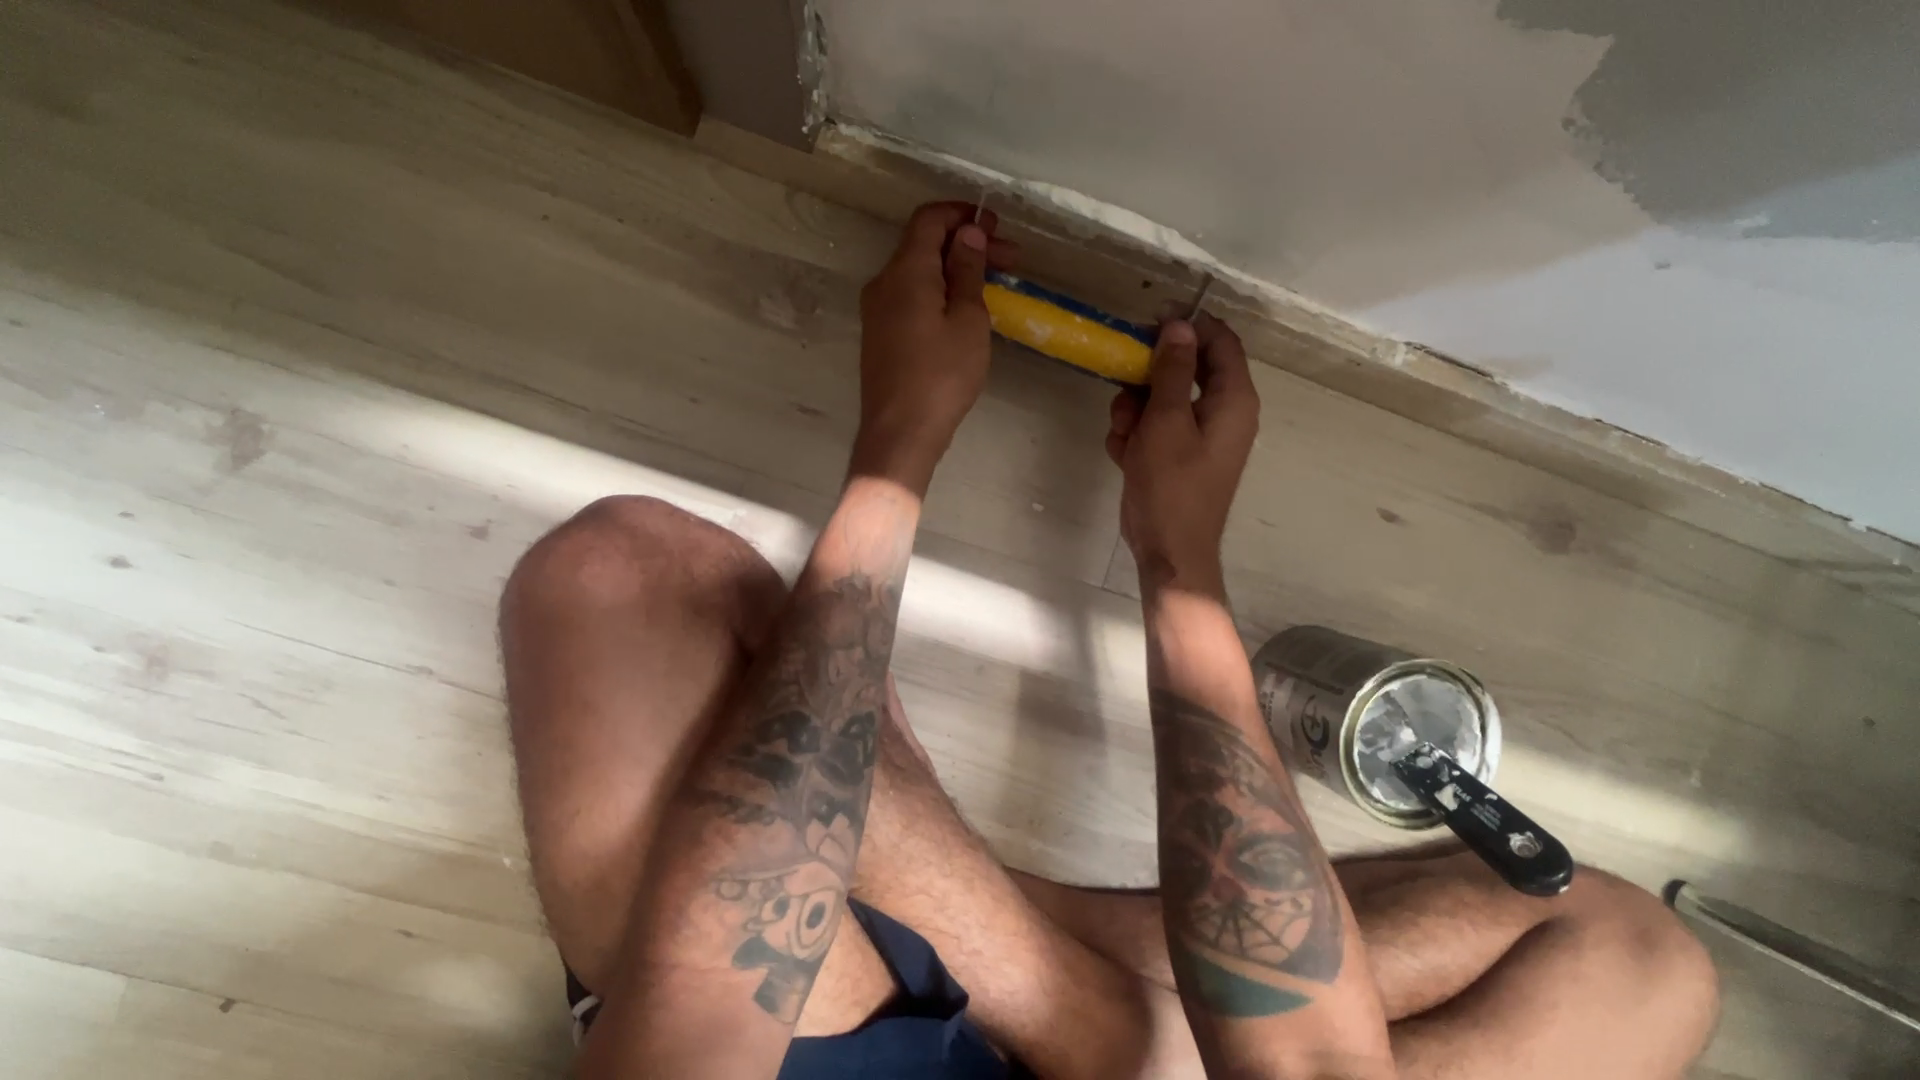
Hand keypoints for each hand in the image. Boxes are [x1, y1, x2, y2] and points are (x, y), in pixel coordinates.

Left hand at [851, 201, 1017, 493]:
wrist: (900, 433)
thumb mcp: (968, 320)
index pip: (929, 220)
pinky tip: (965, 310)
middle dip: (966, 244)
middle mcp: (883, 283)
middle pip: (924, 245)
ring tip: (993, 286)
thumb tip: (967, 234)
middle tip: (1011, 259)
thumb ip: (967, 271)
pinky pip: (911, 297)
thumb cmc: (941, 377)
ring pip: (918, 272)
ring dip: (955, 270)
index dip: (963, 215)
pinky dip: (939, 291)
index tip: (997, 227)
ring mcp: (877, 310)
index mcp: (905, 271)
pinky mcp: (880, 335)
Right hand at [1106, 312, 1259, 593]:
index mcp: (1233, 399)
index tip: (1148, 322)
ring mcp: (1197, 436)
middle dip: (1149, 375)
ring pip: (1161, 399)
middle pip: (1186, 369)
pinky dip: (1134, 435)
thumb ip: (1172, 370)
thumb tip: (1180, 325)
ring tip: (1123, 431)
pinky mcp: (1175, 455)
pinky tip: (1123, 454)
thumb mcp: (1166, 421)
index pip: (1220, 342)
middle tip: (1123, 381)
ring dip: (1134, 409)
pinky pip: (1153, 428)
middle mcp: (1221, 412)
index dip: (1187, 327)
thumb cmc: (1171, 485)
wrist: (1169, 550)